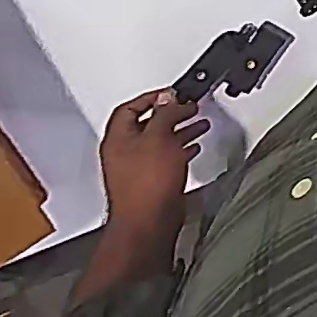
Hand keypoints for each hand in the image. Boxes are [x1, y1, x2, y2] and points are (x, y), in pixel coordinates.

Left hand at [99, 90, 210, 255]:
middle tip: (187, 106)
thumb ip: (164, 114)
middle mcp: (124, 152)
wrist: (149, 222)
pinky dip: (181, 149)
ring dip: (179, 130)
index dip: (151, 97)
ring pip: (159, 141)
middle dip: (169, 113)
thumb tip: (167, 99)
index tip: (171, 94)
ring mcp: (137, 168)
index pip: (130, 108)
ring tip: (198, 123)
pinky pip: (167, 157)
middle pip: (146, 124)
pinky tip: (193, 148)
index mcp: (118, 138)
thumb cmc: (146, 185)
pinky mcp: (151, 182)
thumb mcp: (159, 137)